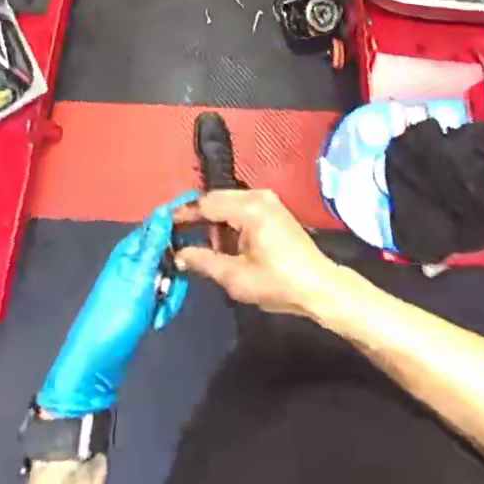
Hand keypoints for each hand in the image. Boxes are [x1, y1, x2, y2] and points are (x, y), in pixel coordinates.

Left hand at [36, 193, 194, 417]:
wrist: (97, 365)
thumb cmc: (116, 317)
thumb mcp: (138, 279)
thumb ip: (154, 244)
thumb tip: (164, 208)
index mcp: (131, 248)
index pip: (161, 219)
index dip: (182, 212)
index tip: (208, 208)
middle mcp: (136, 258)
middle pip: (172, 246)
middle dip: (180, 266)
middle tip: (174, 286)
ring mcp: (140, 280)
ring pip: (173, 271)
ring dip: (172, 292)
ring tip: (161, 313)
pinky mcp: (144, 299)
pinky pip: (166, 291)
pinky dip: (166, 304)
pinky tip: (158, 320)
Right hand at [173, 190, 352, 319]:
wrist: (319, 286)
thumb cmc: (278, 282)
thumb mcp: (236, 277)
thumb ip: (204, 261)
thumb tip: (179, 254)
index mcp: (249, 208)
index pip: (207, 203)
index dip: (183, 214)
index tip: (163, 224)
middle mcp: (258, 196)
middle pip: (217, 199)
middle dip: (195, 215)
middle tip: (173, 232)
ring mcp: (268, 201)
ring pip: (229, 203)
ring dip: (211, 218)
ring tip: (192, 239)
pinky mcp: (274, 210)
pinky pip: (241, 208)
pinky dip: (226, 220)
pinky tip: (218, 240)